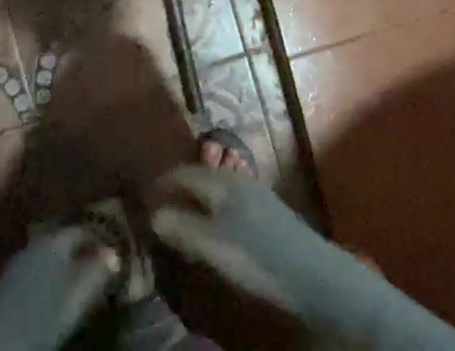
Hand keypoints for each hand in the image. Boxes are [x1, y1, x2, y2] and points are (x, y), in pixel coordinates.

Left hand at [0, 227, 119, 350]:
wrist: (6, 338)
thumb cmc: (51, 310)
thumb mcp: (83, 289)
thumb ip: (100, 267)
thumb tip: (112, 253)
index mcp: (55, 240)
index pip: (81, 230)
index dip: (97, 239)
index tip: (109, 251)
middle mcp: (34, 243)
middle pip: (60, 240)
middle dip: (77, 250)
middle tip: (92, 264)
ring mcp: (16, 262)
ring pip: (44, 255)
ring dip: (59, 264)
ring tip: (71, 279)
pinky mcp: (5, 282)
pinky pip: (31, 271)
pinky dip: (43, 276)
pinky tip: (47, 291)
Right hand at [149, 166, 454, 349]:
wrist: (319, 281)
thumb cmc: (258, 257)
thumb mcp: (210, 244)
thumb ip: (178, 225)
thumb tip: (149, 214)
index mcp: (221, 182)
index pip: (179, 173)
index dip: (156, 186)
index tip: (136, 203)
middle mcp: (239, 181)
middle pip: (197, 180)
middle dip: (174, 194)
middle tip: (153, 217)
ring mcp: (257, 199)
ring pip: (214, 195)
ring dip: (193, 208)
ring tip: (177, 230)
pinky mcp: (269, 221)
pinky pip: (228, 209)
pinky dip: (211, 218)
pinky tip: (210, 239)